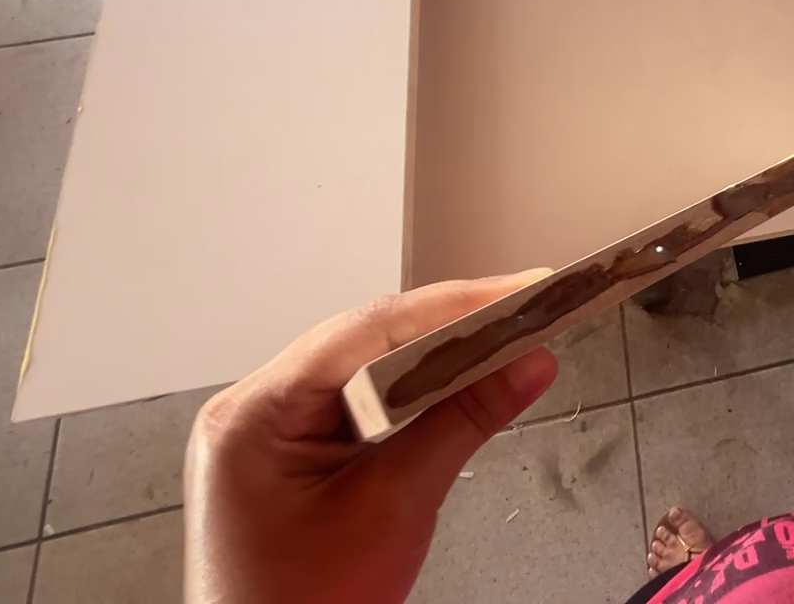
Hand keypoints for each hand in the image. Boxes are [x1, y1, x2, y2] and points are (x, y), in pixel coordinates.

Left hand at [185, 272, 560, 603]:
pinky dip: (430, 376)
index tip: (525, 289)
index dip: (456, 304)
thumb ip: (466, 419)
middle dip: (457, 319)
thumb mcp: (396, 504)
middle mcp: (261, 401)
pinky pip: (376, 385)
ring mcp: (280, 419)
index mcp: (257, 411)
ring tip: (512, 326)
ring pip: (378, 355)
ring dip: (447, 344)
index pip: (370, 329)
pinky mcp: (306, 438)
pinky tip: (471, 367)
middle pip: (374, 335)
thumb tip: (536, 360)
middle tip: (530, 302)